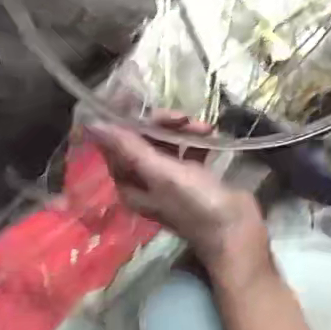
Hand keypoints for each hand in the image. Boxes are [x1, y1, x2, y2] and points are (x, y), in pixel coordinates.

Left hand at [83, 115, 272, 284]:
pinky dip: (197, 141)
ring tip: (204, 128)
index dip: (127, 123)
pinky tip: (211, 135)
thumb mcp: (162, 174)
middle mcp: (146, 180)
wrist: (234, 226)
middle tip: (182, 117)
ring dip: (182, 131)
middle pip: (143, 142)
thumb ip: (131, 149)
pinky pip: (189, 150)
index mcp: (130, 183)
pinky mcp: (195, 175)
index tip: (142, 103)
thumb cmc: (195, 202)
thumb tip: (95, 125)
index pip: (118, 145)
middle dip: (160, 125)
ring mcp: (171, 178)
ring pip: (168, 144)